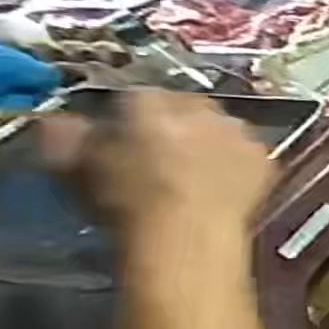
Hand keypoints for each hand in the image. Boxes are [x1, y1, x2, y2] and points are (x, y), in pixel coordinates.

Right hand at [42, 90, 272, 241]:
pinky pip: (249, 151)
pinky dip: (238, 160)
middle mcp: (201, 110)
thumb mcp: (71, 166)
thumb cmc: (124, 202)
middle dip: (178, 121)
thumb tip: (62, 118)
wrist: (187, 233)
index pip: (140, 95)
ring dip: (212, 138)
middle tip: (167, 149)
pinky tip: (225, 180)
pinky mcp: (266, 157)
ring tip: (199, 166)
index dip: (134, 114)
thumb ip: (64, 133)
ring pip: (224, 126)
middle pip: (189, 105)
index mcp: (150, 103)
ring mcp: (240, 133)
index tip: (130, 133)